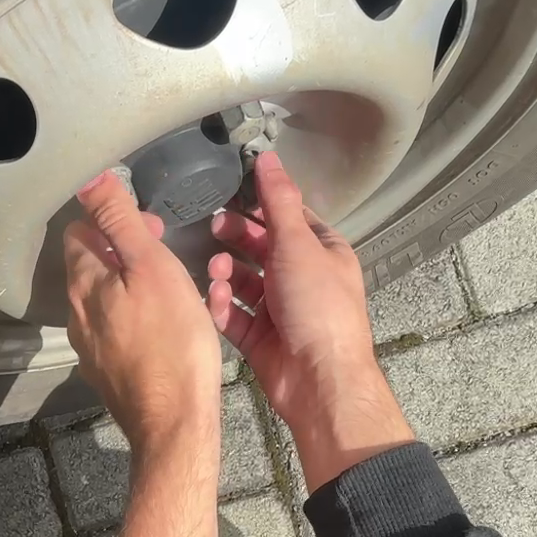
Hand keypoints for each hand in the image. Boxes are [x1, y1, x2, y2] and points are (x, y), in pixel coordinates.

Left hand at [64, 171, 223, 454]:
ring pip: (103, 303)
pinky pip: (114, 334)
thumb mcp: (152, 268)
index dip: (112, 221)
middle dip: (122, 254)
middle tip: (164, 258)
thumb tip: (87, 177)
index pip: (78, 232)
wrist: (174, 421)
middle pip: (89, 268)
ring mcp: (89, 349)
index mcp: (83, 284)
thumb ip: (118, 221)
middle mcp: (76, 316)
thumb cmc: (172, 342)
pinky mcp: (106, 374)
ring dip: (129, 288)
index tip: (150, 230)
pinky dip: (133, 321)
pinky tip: (161, 332)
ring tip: (167, 293)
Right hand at [206, 153, 413, 491]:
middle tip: (214, 227)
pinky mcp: (258, 339)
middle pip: (262, 249)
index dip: (262, 204)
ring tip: (215, 270)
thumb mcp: (299, 245)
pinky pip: (234, 315)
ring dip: (227, 273)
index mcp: (322, 253)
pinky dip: (223, 306)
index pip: (289, 218)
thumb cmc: (318, 307)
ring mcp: (278, 311)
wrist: (318, 379)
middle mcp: (301, 279)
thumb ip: (278, 201)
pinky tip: (215, 299)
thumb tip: (267, 157)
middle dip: (238, 238)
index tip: (232, 192)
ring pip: (244, 283)